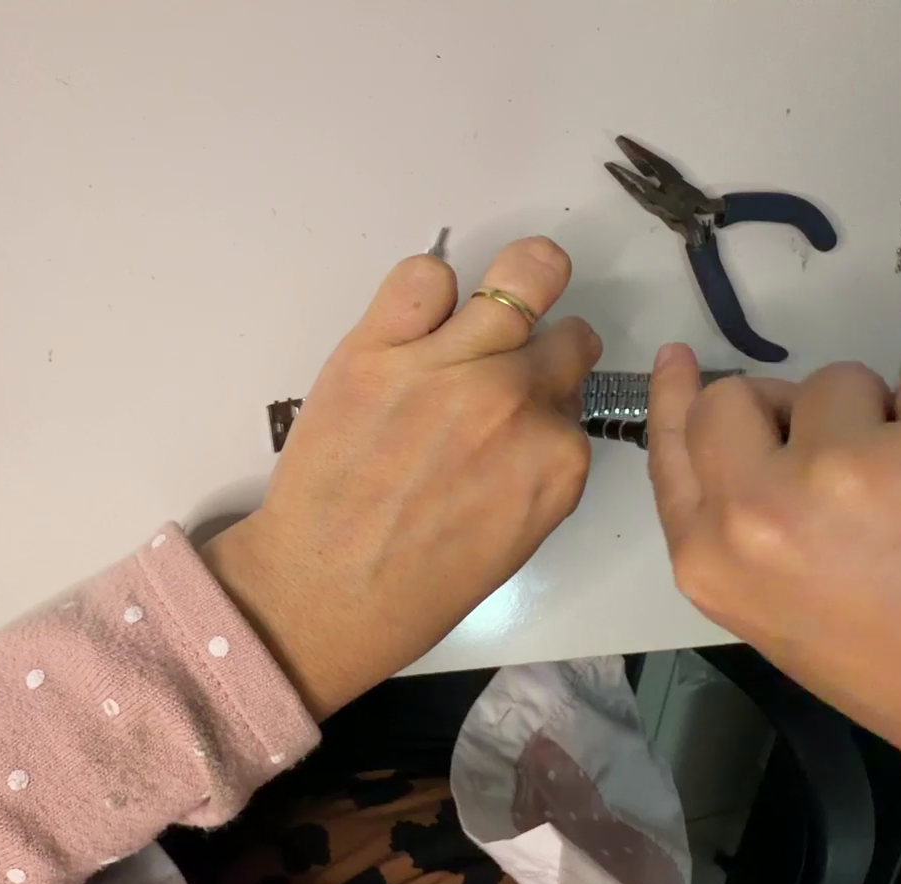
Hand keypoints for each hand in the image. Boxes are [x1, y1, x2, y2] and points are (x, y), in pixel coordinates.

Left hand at [202, 237, 600, 718]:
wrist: (322, 592)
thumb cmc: (417, 586)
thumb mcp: (513, 537)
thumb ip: (538, 468)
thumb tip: (538, 413)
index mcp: (558, 460)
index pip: (579, 396)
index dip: (550, 403)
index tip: (522, 417)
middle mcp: (514, 401)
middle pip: (565, 337)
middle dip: (545, 352)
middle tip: (503, 373)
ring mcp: (447, 367)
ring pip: (523, 274)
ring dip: (516, 291)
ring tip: (481, 318)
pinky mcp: (377, 348)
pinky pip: (425, 275)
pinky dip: (427, 291)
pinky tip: (414, 325)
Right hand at [646, 345, 900, 883]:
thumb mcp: (793, 622)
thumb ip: (751, 535)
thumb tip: (767, 444)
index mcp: (714, 565)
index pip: (671, 452)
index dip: (674, 398)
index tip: (678, 358)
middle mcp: (758, 509)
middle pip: (734, 398)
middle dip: (780, 410)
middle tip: (840, 446)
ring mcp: (849, 461)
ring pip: (837, 384)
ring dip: (880, 421)